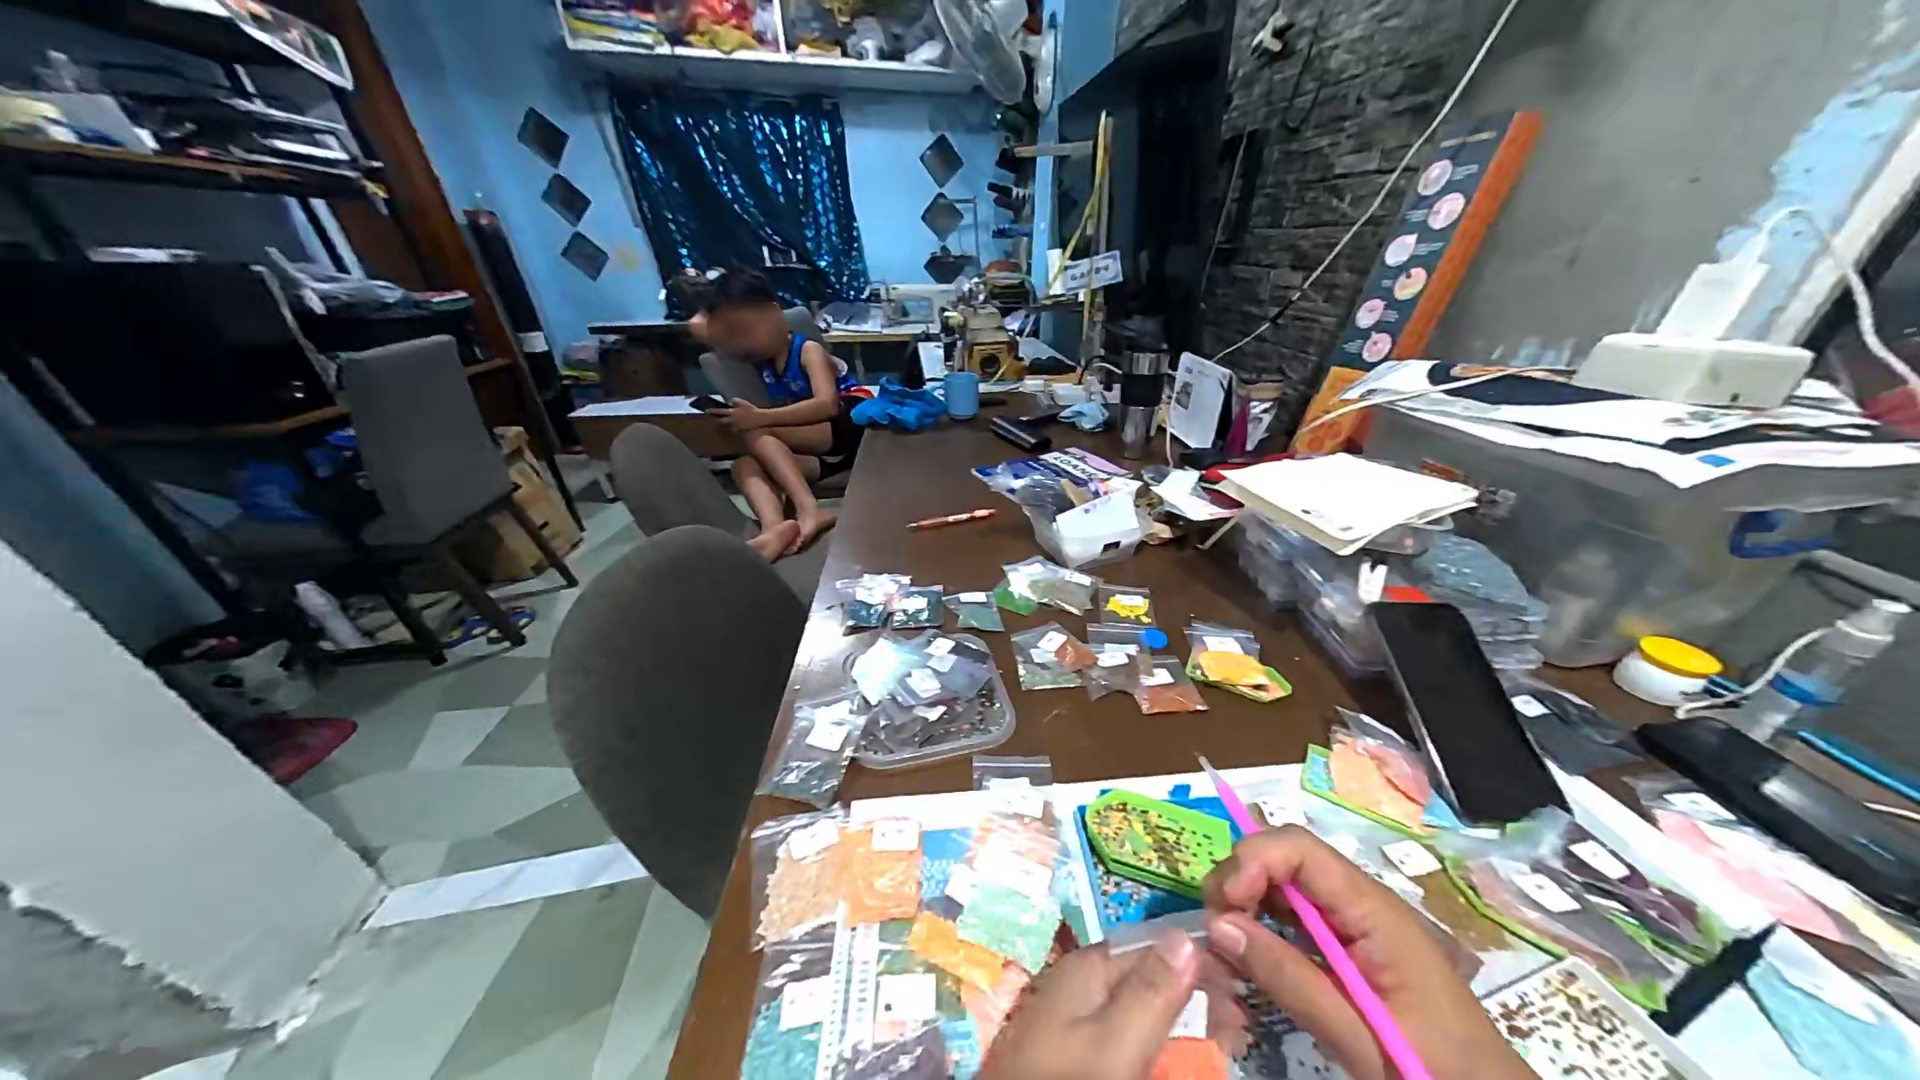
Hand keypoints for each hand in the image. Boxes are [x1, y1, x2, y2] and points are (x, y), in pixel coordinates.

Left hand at [716, 398, 766, 430]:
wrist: (760, 420)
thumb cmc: (753, 410)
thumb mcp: (744, 403)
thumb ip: (736, 401)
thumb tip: (731, 401)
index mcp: (732, 412)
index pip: (719, 411)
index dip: (712, 411)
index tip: (706, 411)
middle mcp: (731, 421)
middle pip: (721, 422)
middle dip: (716, 421)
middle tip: (713, 420)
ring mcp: (735, 427)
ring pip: (726, 427)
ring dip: (723, 426)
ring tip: (721, 426)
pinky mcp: (740, 432)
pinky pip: (733, 431)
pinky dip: (730, 430)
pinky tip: (731, 430)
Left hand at [979, 930, 1241, 1079]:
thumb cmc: (1069, 1078)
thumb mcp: (1115, 1042)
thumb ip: (1151, 991)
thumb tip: (1186, 933)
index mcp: (1092, 966)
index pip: (1156, 945)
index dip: (1201, 961)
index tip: (1242, 985)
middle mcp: (1086, 981)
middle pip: (1152, 976)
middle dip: (1197, 995)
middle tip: (1237, 1025)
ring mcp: (1080, 1016)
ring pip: (1143, 1007)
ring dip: (1182, 1022)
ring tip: (1221, 1040)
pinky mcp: (1078, 1047)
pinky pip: (1125, 1034)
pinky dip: (1157, 1043)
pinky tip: (1178, 1057)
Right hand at [1203, 826, 1529, 1079]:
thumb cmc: (1438, 1071)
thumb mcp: (1360, 1036)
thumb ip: (1289, 978)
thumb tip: (1217, 923)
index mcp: (1371, 909)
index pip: (1297, 846)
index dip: (1251, 861)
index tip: (1223, 908)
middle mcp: (1358, 900)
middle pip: (1281, 859)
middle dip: (1237, 885)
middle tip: (1215, 937)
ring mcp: (1352, 920)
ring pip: (1278, 887)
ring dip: (1244, 911)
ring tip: (1226, 957)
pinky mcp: (1346, 944)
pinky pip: (1290, 918)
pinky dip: (1261, 934)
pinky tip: (1251, 966)